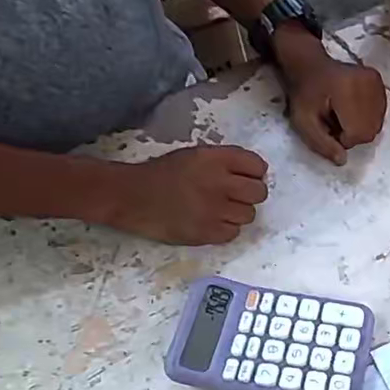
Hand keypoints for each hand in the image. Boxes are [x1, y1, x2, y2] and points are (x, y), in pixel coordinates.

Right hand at [105, 145, 266, 244]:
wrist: (130, 196)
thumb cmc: (162, 173)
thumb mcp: (195, 155)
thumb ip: (224, 162)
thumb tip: (253, 175)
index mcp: (216, 159)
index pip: (258, 165)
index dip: (253, 173)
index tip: (244, 177)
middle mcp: (219, 182)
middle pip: (259, 193)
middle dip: (250, 194)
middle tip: (234, 196)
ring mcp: (215, 210)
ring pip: (249, 215)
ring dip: (237, 213)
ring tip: (218, 210)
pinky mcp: (207, 232)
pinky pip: (233, 233)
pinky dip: (225, 229)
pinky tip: (210, 222)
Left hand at [275, 28, 387, 164]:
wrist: (310, 66)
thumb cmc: (304, 94)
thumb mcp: (303, 122)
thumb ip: (321, 143)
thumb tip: (343, 160)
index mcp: (347, 89)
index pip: (358, 132)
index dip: (343, 139)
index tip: (329, 128)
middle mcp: (367, 82)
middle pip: (370, 130)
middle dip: (353, 134)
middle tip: (335, 123)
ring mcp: (376, 81)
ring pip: (376, 124)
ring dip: (360, 127)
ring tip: (343, 114)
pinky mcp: (380, 82)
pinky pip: (380, 114)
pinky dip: (367, 118)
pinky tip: (352, 109)